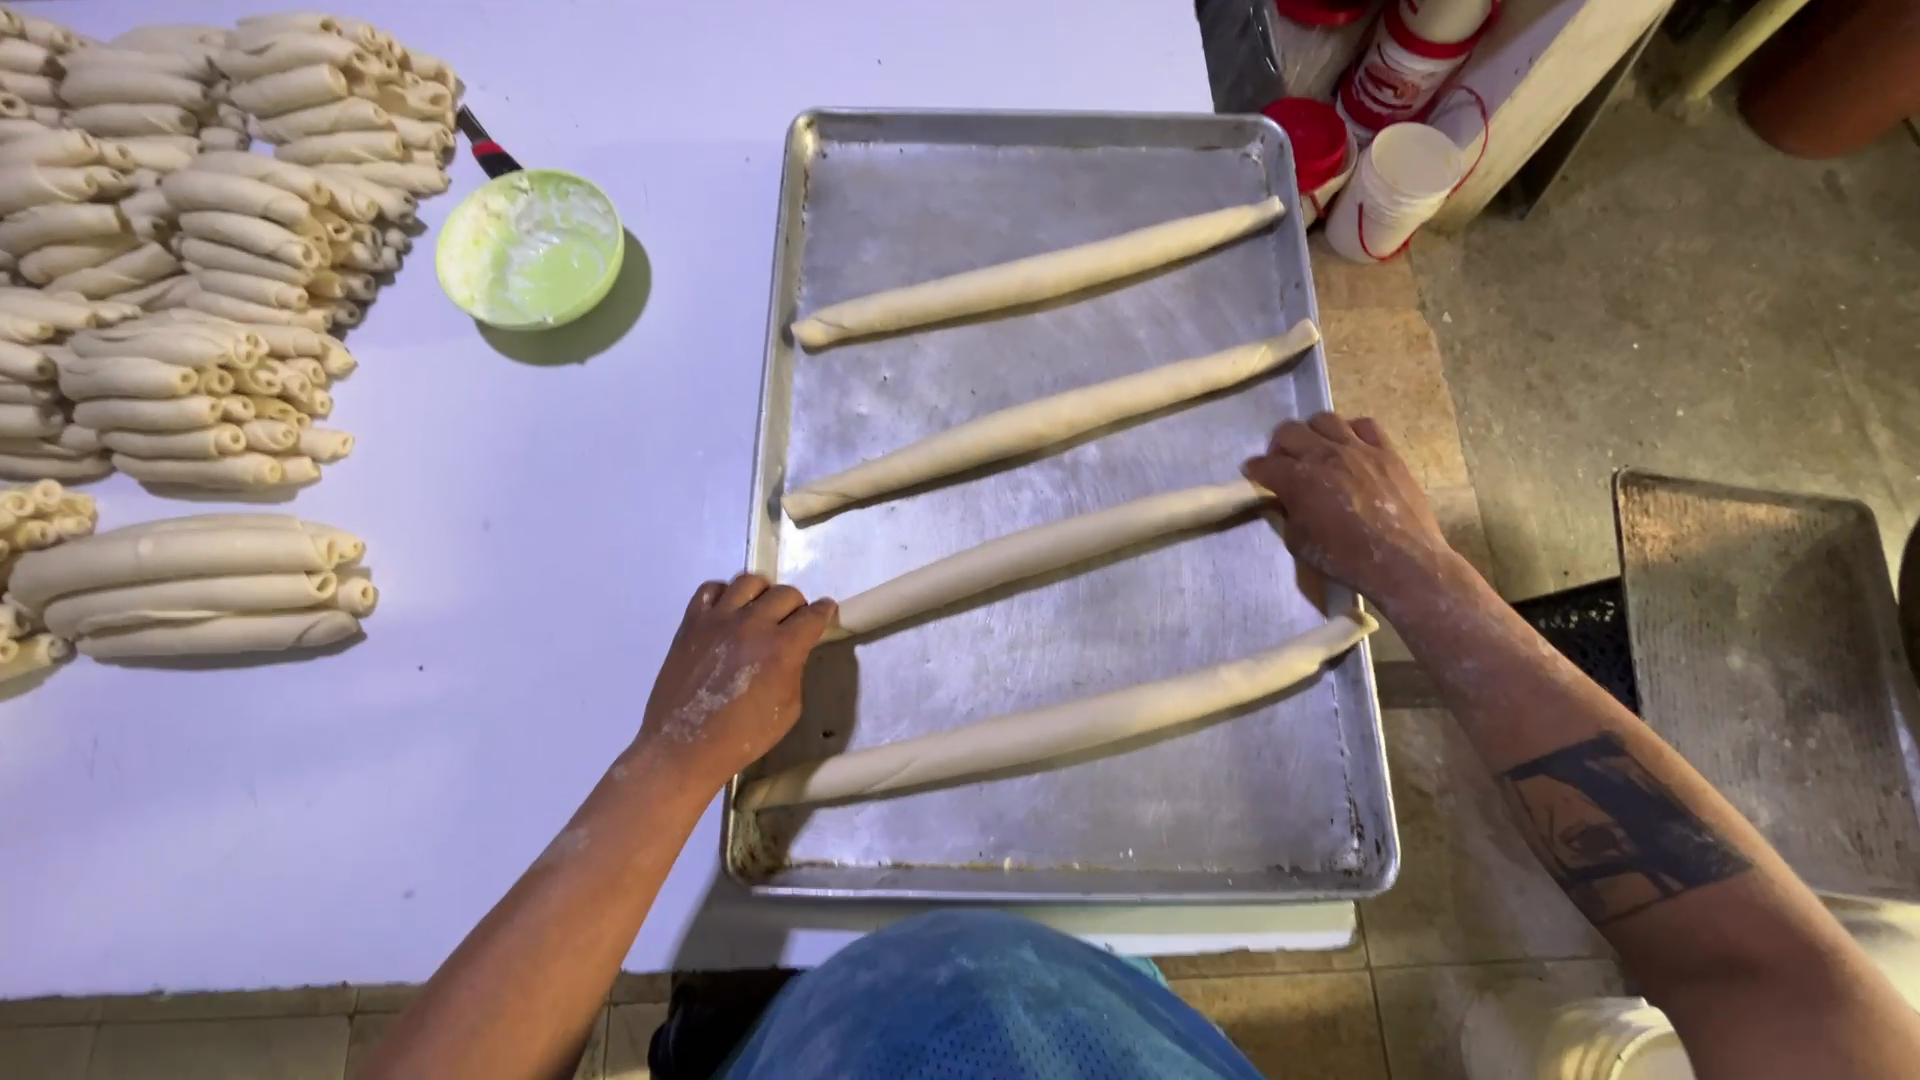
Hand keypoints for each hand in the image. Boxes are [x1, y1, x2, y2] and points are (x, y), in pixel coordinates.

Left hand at [636, 575, 835, 787]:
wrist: (685, 747)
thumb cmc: (743, 736)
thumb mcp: (789, 708)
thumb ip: (795, 670)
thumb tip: (792, 651)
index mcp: (782, 648)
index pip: (814, 614)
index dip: (825, 612)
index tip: (825, 612)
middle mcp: (753, 624)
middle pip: (786, 593)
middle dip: (797, 605)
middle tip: (792, 621)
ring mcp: (719, 619)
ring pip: (750, 581)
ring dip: (763, 593)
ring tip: (760, 610)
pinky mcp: (691, 622)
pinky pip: (711, 589)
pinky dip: (724, 595)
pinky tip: (728, 612)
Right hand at [1243, 413, 1455, 611]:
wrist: (1401, 561)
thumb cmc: (1344, 558)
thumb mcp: (1298, 542)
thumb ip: (1287, 513)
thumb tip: (1286, 499)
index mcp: (1298, 481)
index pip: (1264, 464)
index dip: (1254, 469)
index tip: (1254, 474)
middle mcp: (1324, 456)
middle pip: (1289, 431)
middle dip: (1278, 446)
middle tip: (1283, 462)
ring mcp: (1358, 449)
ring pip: (1324, 419)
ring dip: (1313, 433)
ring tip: (1317, 450)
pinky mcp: (1386, 451)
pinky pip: (1365, 425)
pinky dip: (1351, 432)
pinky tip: (1351, 448)